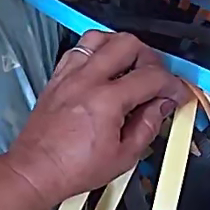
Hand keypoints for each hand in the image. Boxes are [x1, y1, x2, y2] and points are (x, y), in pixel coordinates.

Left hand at [0, 31, 188, 205]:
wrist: (35, 171)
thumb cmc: (71, 169)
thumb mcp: (124, 156)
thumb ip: (148, 125)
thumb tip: (161, 106)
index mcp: (107, 100)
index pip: (152, 76)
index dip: (172, 85)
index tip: (175, 95)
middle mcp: (86, 81)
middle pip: (128, 44)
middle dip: (150, 58)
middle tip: (154, 79)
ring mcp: (68, 77)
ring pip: (99, 38)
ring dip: (119, 48)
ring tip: (128, 68)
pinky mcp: (56, 79)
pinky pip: (77, 51)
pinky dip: (94, 53)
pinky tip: (101, 70)